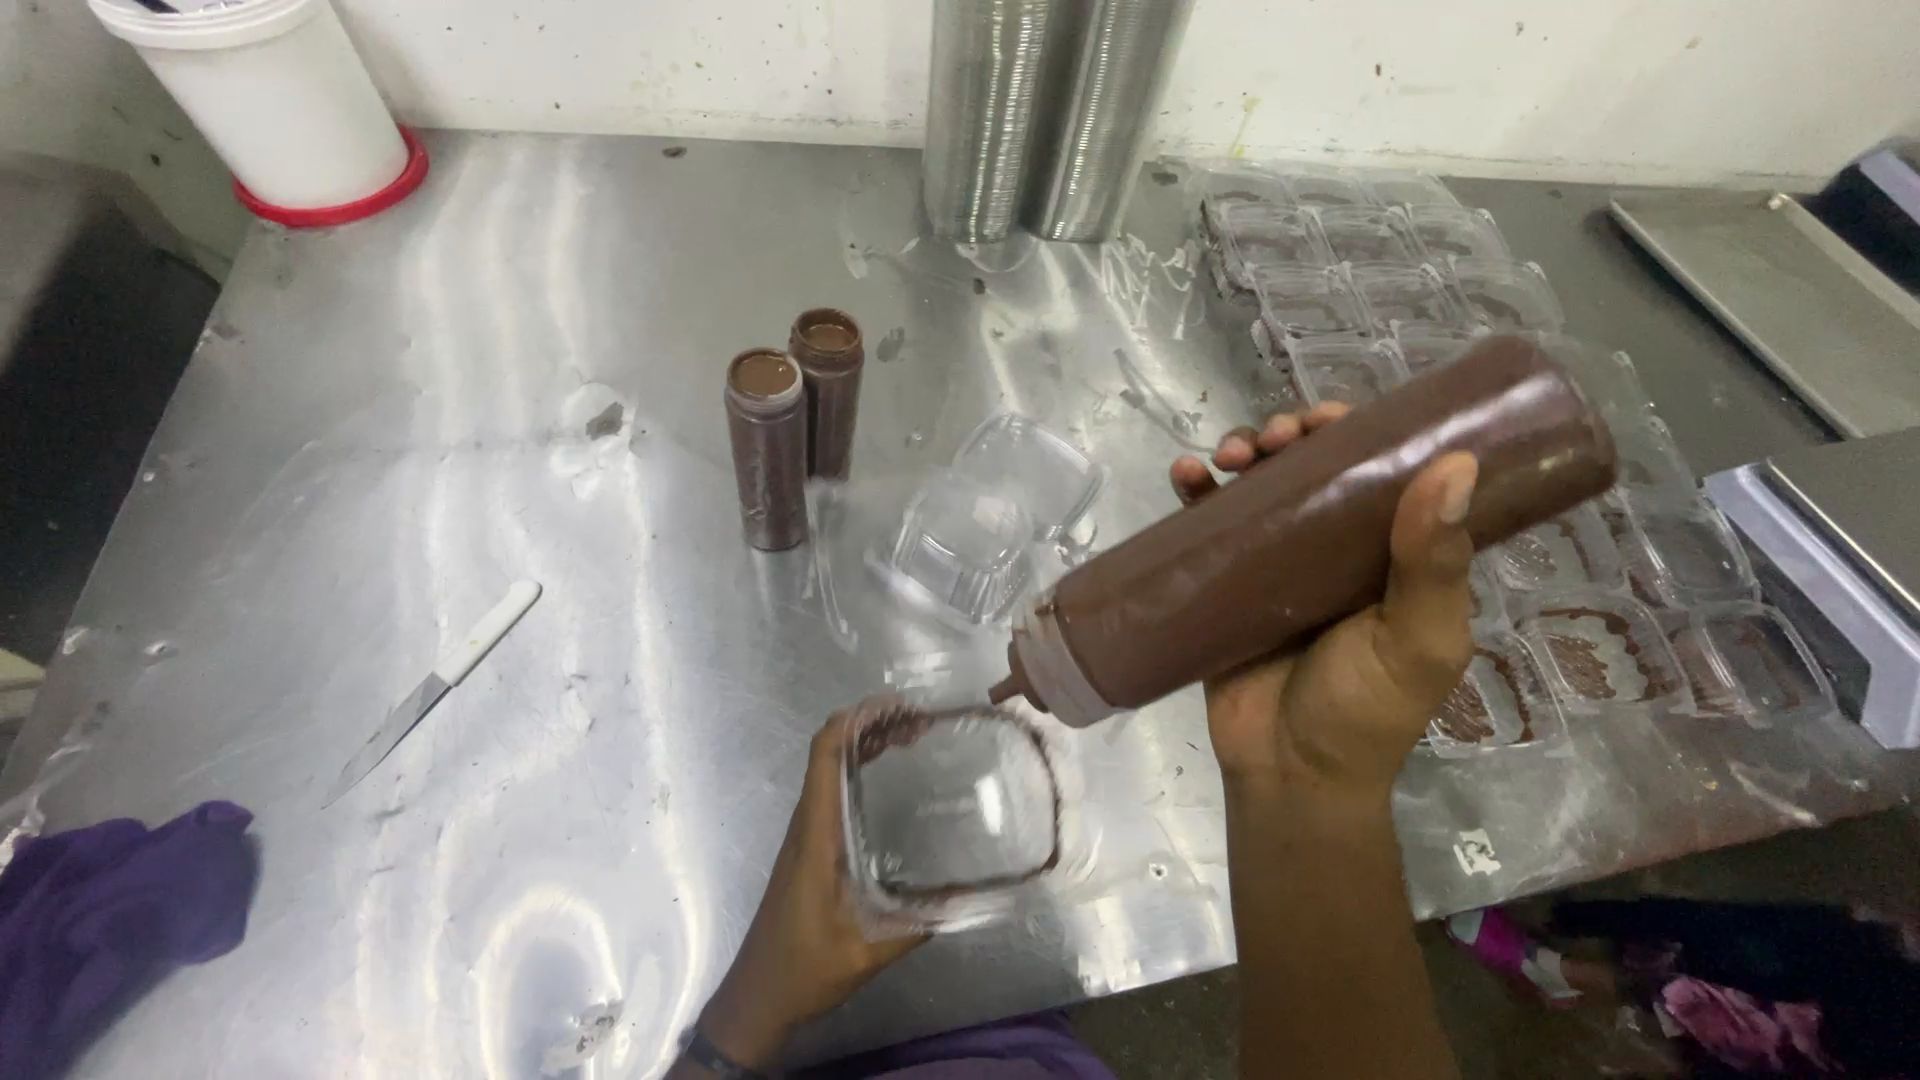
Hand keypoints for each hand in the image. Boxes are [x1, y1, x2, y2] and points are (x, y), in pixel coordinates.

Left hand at [694, 709, 926, 1069]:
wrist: (757, 998)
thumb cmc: (803, 969)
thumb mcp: (867, 951)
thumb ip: (918, 925)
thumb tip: (968, 898)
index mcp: (816, 833)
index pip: (824, 754)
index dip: (855, 720)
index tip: (895, 708)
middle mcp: (808, 822)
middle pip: (831, 751)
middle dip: (872, 725)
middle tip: (919, 722)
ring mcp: (806, 833)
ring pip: (831, 768)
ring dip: (866, 744)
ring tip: (912, 736)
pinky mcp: (809, 847)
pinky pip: (833, 789)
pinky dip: (860, 769)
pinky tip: (889, 778)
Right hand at [1169, 403, 1478, 798]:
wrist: (1289, 772)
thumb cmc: (1364, 710)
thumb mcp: (1417, 639)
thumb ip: (1433, 561)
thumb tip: (1455, 462)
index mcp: (1390, 555)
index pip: (1376, 474)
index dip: (1352, 434)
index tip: (1324, 419)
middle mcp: (1333, 551)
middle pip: (1308, 471)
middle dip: (1285, 438)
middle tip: (1268, 440)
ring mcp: (1274, 567)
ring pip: (1256, 491)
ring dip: (1239, 456)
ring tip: (1224, 457)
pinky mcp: (1225, 587)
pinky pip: (1208, 530)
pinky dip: (1195, 495)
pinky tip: (1185, 476)